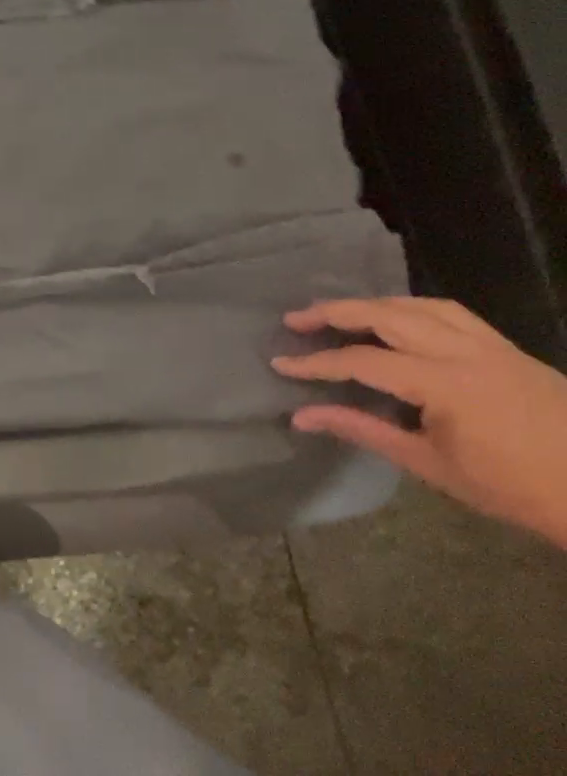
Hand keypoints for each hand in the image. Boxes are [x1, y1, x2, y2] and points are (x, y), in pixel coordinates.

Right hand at [274, 297, 566, 547]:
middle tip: (296, 320)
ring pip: (424, 307)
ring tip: (340, 313)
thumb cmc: (512, 487)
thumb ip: (362, 429)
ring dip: (375, 305)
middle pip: (391, 316)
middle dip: (337, 312)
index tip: (280, 365)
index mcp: (448, 385)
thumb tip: (301, 415)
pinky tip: (396, 322)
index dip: (317, 363)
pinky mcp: (512, 353)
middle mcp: (470, 355)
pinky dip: (414, 310)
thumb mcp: (429, 464)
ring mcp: (497, 349)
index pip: (364, 361)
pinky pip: (455, 315)